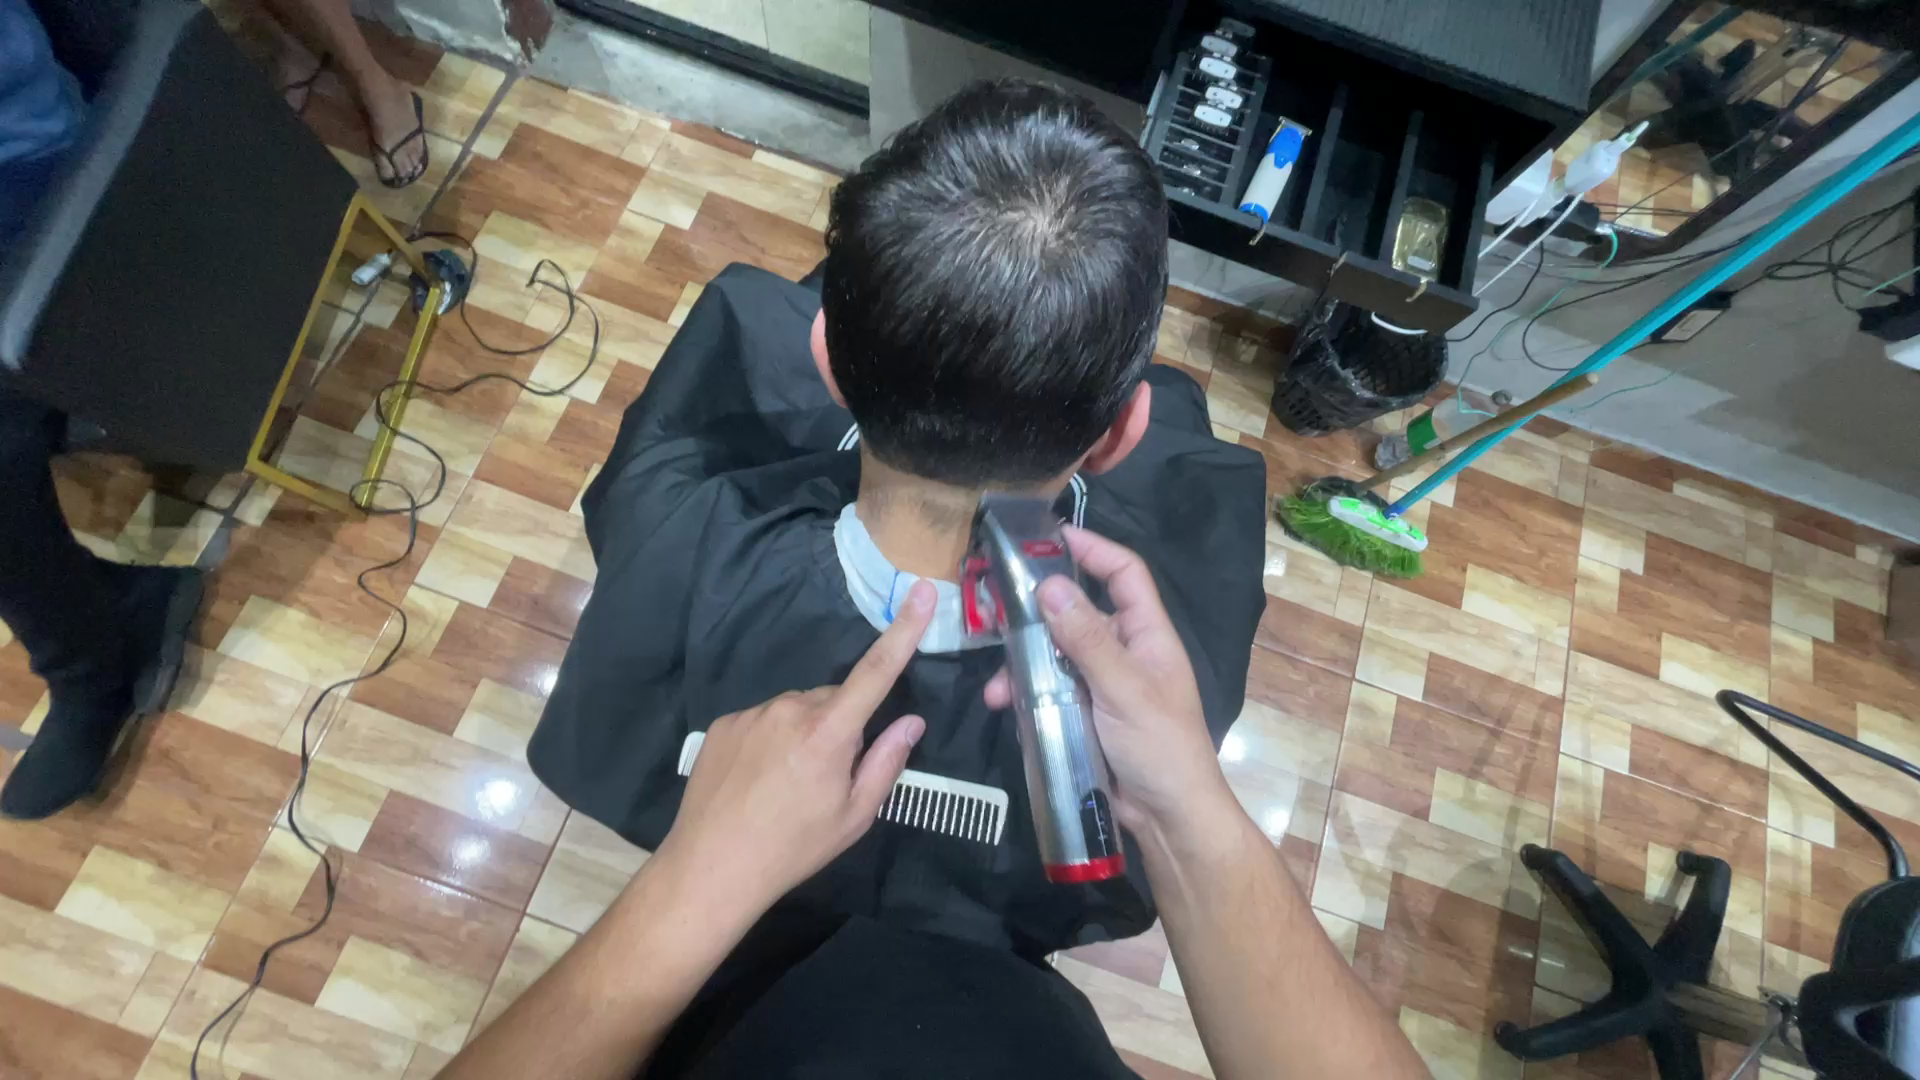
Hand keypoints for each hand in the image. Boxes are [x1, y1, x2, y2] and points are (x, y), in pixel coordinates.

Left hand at [658, 581, 934, 913]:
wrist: (709, 869)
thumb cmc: (793, 848)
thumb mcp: (854, 816)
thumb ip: (887, 762)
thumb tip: (912, 720)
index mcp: (829, 732)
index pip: (877, 671)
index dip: (905, 629)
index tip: (923, 591)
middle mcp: (791, 709)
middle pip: (835, 698)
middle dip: (842, 722)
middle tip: (829, 773)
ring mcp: (753, 712)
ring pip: (799, 708)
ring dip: (806, 729)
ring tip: (788, 779)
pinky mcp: (726, 721)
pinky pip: (765, 718)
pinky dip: (772, 736)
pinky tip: (759, 775)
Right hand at [984, 526, 1232, 838]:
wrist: (1166, 818)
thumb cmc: (1159, 746)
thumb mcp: (1123, 689)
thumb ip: (1086, 639)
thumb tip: (1049, 586)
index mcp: (1147, 634)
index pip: (1124, 574)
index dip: (1094, 549)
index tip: (1053, 535)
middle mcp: (1124, 650)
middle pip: (1078, 612)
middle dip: (1039, 612)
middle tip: (998, 609)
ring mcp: (1101, 682)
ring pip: (1055, 653)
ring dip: (1025, 662)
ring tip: (1000, 685)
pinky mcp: (1082, 710)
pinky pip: (1048, 687)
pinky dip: (1026, 691)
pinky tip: (1005, 704)